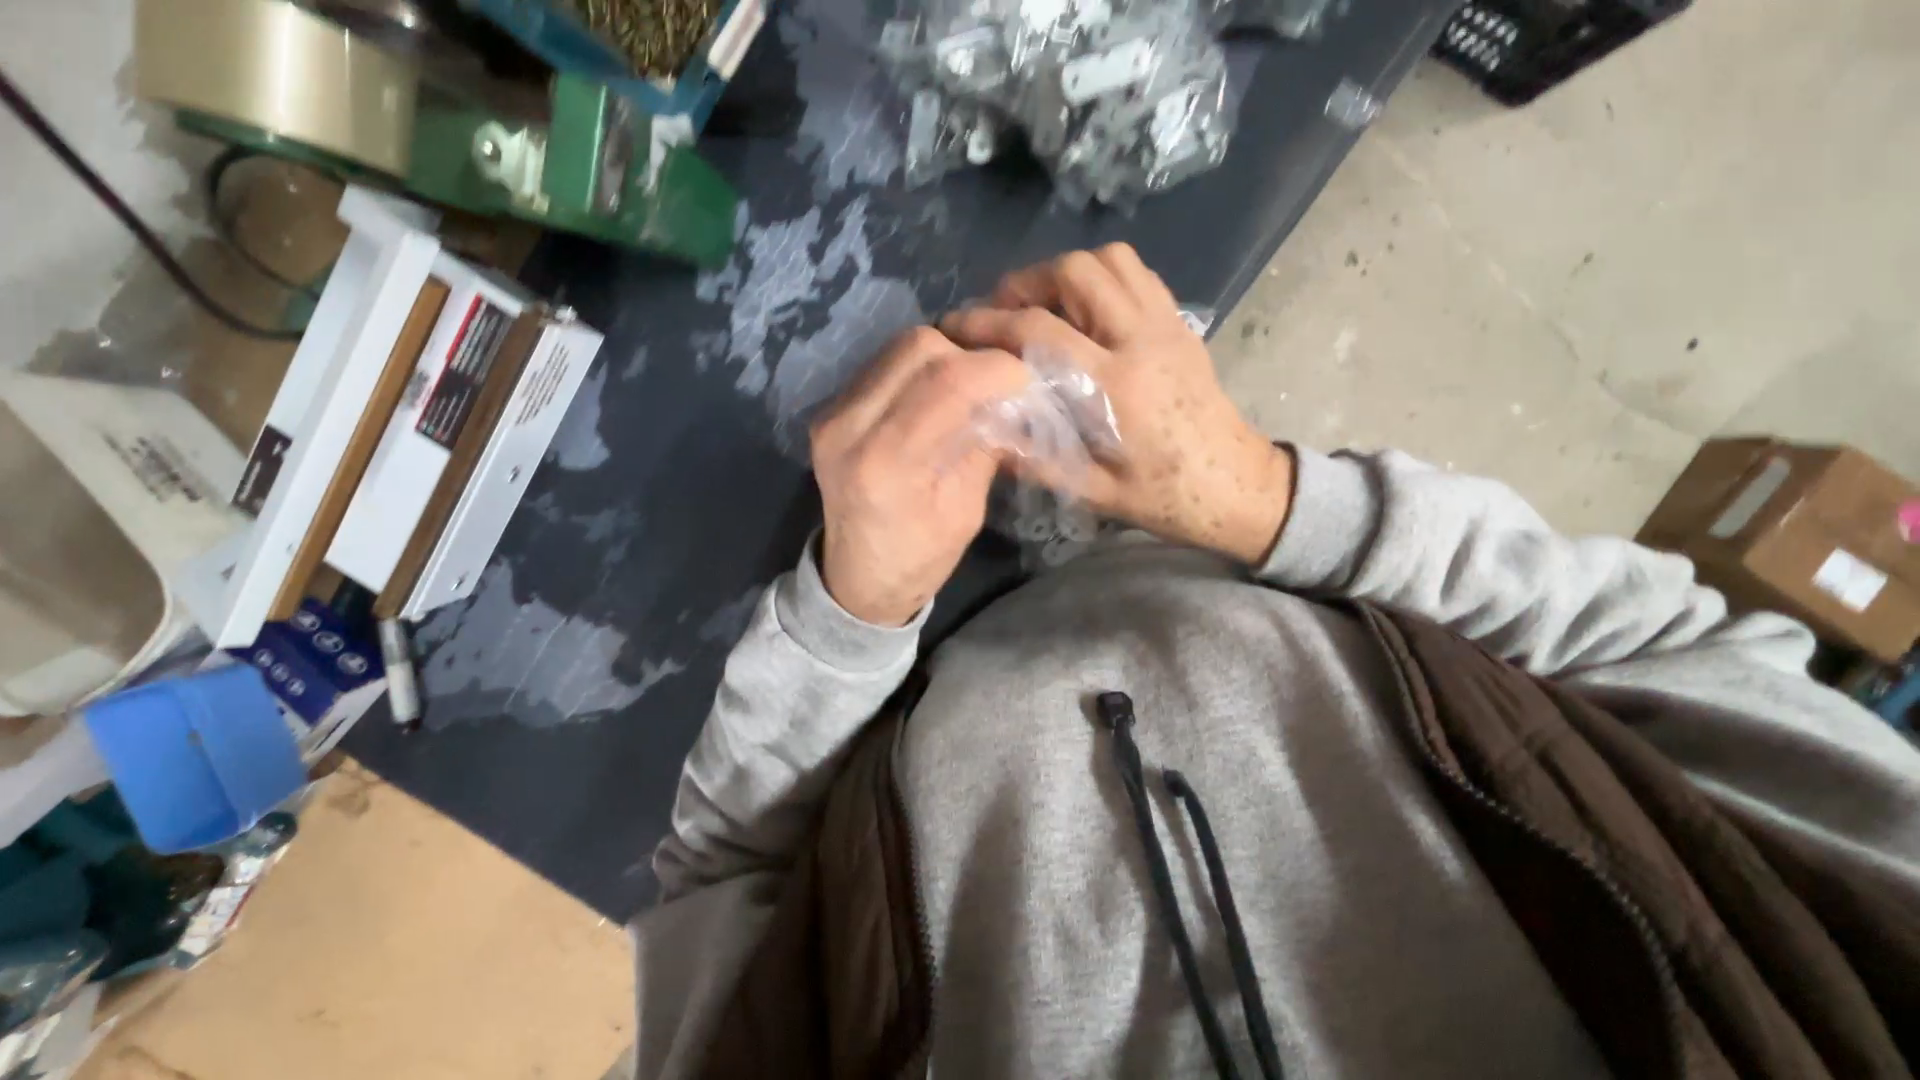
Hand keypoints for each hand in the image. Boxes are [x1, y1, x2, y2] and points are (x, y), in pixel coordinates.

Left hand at [810, 327, 1030, 625]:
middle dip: (969, 356)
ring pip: (899, 348)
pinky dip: (920, 369)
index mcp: (885, 463)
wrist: (857, 580)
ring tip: (970, 386)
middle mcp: (849, 427)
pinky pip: (883, 365)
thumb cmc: (919, 560)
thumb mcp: (966, 510)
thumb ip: (983, 445)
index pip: (947, 382)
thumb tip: (1012, 396)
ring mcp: (832, 414)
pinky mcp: (829, 409)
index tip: (1026, 380)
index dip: (996, 370)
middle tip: (997, 383)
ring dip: (945, 357)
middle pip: (918, 348)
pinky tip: (937, 395)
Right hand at [941, 244, 1294, 564]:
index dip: (989, 321)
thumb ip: (1038, 459)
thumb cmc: (1165, 496)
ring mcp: (1167, 325)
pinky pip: (1138, 273)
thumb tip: (983, 426)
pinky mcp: (1180, 323)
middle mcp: (1142, 341)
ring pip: (1111, 260)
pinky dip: (1102, 275)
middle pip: (1077, 273)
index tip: (956, 325)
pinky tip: (1085, 307)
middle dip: (1027, 281)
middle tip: (1002, 309)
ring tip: (1043, 302)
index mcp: (1116, 386)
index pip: (1041, 330)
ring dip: (1067, 271)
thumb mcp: (1094, 492)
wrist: (1236, 485)